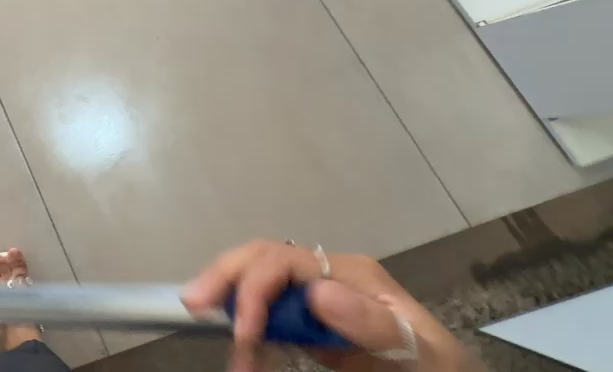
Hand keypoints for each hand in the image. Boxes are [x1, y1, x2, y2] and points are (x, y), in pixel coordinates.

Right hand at [181, 240, 476, 371]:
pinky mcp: (314, 323)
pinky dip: (249, 327)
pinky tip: (244, 349)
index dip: (253, 289)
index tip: (242, 333)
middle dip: (224, 277)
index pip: (283, 261)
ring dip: (231, 303)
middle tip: (191, 304)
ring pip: (258, 279)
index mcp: (351, 274)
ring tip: (214, 334)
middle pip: (261, 258)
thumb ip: (371, 323)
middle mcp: (328, 275)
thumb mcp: (420, 354)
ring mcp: (319, 297)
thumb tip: (316, 292)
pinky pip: (270, 313)